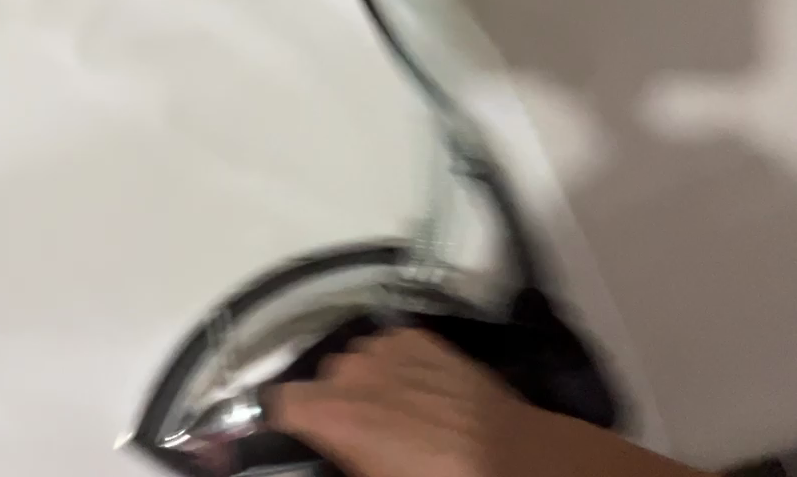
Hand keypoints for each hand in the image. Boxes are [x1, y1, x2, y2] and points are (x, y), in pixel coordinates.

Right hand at [264, 328, 556, 476]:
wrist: (520, 461)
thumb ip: (339, 457)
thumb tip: (321, 447)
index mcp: (330, 411)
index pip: (276, 402)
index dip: (281, 418)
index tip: (290, 430)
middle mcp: (345, 370)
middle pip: (322, 381)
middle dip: (337, 404)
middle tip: (366, 434)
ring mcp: (380, 347)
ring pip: (357, 362)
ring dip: (369, 384)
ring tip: (402, 411)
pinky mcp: (413, 335)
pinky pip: (389, 348)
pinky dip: (398, 366)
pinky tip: (424, 390)